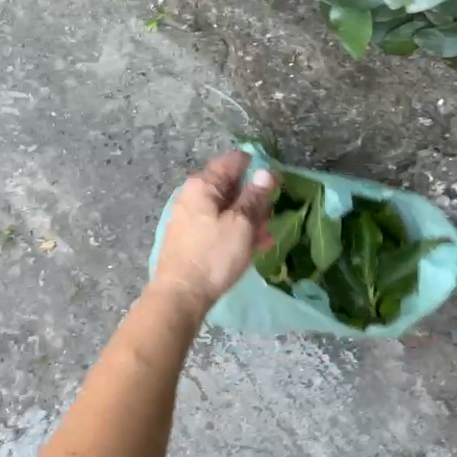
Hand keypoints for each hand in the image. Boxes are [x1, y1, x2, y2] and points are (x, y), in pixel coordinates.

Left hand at [151, 151, 277, 313]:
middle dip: (254, 198)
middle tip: (271, 215)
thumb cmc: (214, 255)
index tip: (275, 181)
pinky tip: (254, 246)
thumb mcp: (241, 224)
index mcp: (203, 185)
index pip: (233, 161)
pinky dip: (237, 231)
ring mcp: (191, 218)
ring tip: (266, 235)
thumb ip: (254, 197)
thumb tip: (266, 172)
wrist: (181, 295)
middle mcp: (193, 196)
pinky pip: (220, 226)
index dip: (256, 167)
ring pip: (227, 209)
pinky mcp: (192, 238)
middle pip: (230, 186)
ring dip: (249, 218)